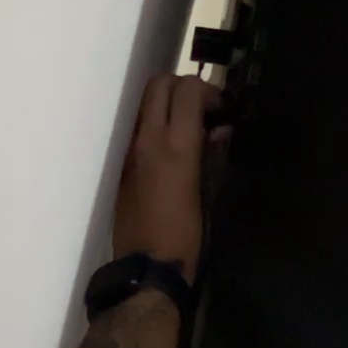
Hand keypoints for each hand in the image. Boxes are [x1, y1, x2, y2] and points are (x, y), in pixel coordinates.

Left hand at [113, 74, 218, 282]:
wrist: (146, 263)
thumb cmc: (187, 232)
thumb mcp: (209, 190)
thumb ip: (213, 152)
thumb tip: (221, 129)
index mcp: (175, 145)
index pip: (187, 89)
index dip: (209, 91)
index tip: (223, 109)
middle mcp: (147, 139)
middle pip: (159, 84)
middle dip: (184, 86)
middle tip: (205, 109)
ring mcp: (131, 149)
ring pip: (146, 103)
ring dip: (168, 103)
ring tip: (191, 125)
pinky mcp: (123, 162)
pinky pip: (139, 126)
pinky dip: (157, 122)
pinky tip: (175, 145)